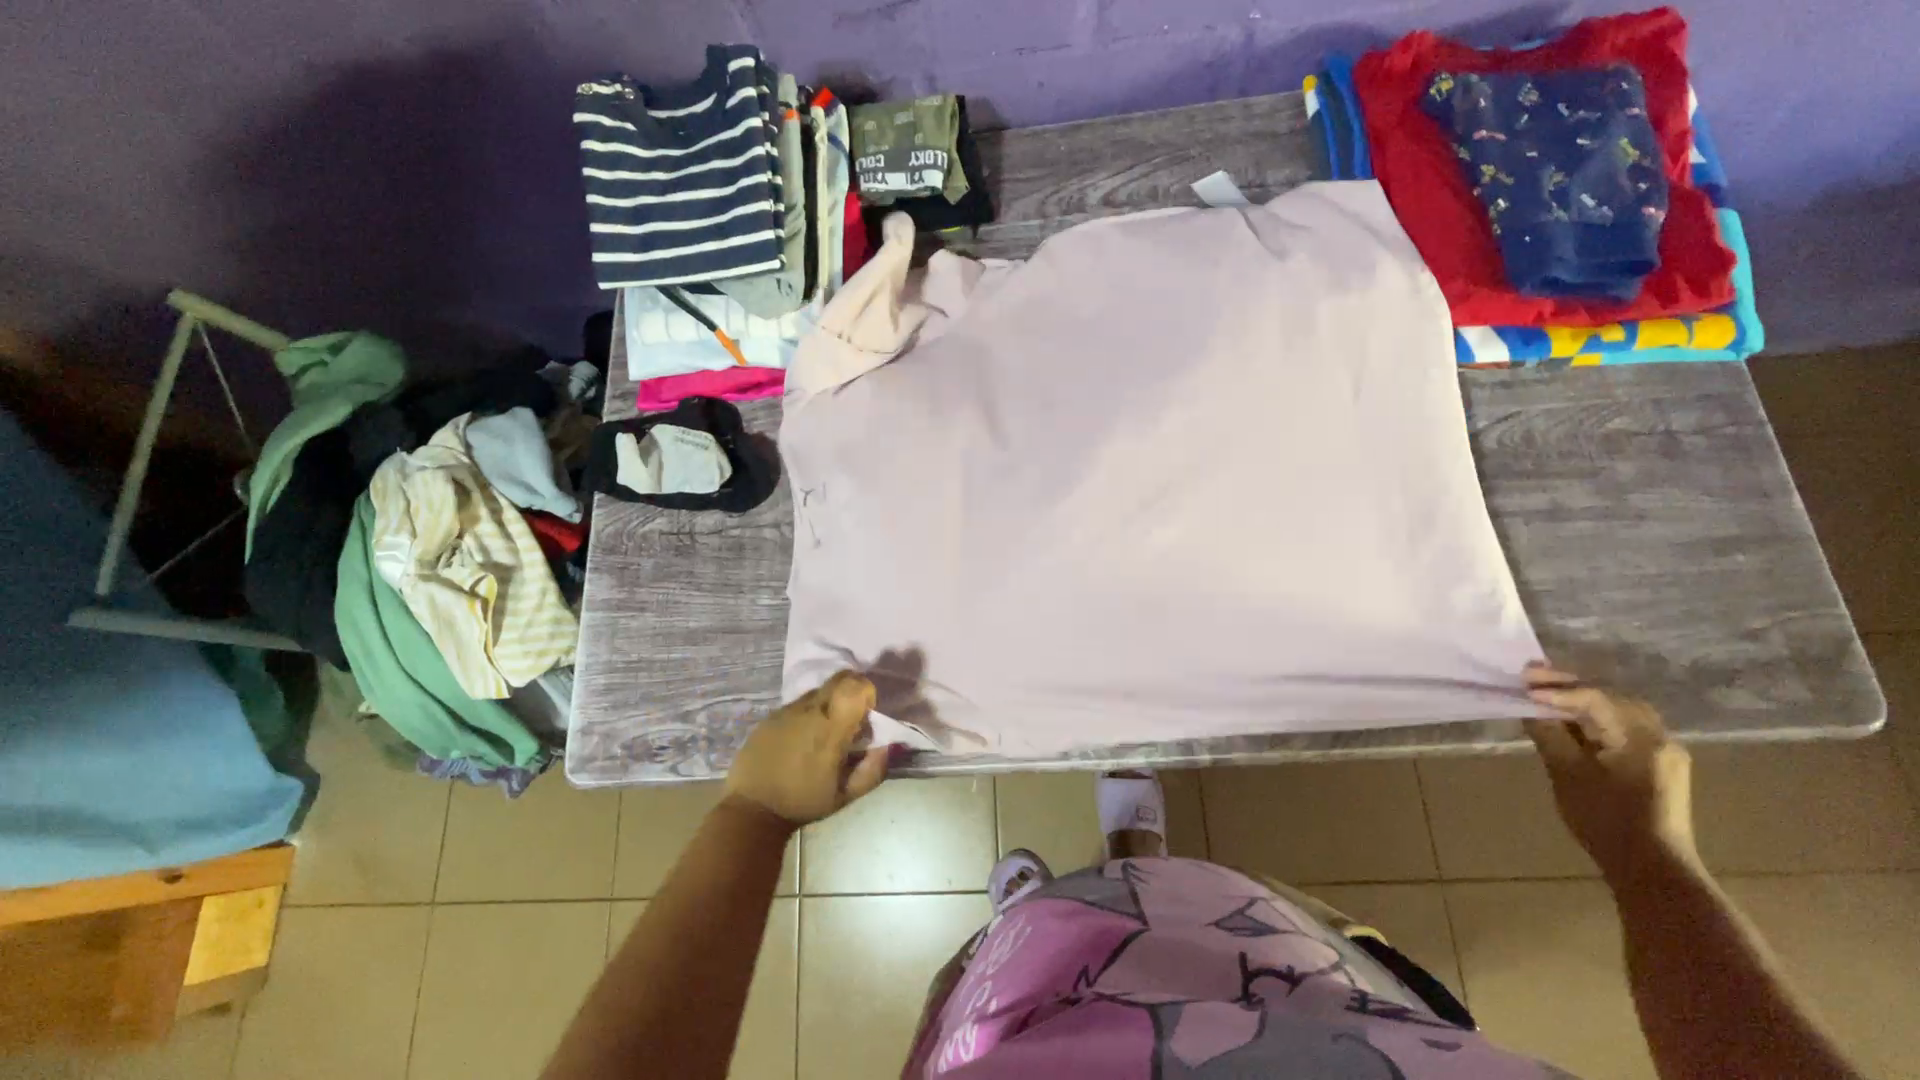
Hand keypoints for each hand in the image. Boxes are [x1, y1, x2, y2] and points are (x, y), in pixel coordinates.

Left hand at [724, 671, 889, 825]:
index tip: (866, 716)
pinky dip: (808, 713)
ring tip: (823, 733)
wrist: (752, 809)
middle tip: (850, 719)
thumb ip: (873, 769)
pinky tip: (801, 739)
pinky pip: (797, 703)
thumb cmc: (804, 803)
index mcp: (831, 728)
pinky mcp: (770, 716)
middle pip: (839, 677)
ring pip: (818, 690)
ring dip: (829, 704)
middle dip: (852, 691)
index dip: (867, 692)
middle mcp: (809, 710)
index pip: (855, 685)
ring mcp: (786, 710)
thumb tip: (888, 745)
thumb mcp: (846, 795)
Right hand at [1524, 663, 1699, 882]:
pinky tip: (1577, 725)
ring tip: (1549, 697)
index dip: (1556, 689)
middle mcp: (1658, 735)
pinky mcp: (1662, 766)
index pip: (1593, 697)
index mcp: (1638, 736)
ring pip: (1619, 711)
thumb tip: (1530, 706)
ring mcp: (1665, 751)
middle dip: (1570, 687)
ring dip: (1583, 701)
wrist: (1653, 869)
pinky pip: (1626, 729)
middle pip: (1610, 697)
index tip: (1523, 684)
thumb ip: (1548, 734)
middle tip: (1532, 678)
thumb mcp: (1566, 774)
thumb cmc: (1605, 820)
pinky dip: (1598, 720)